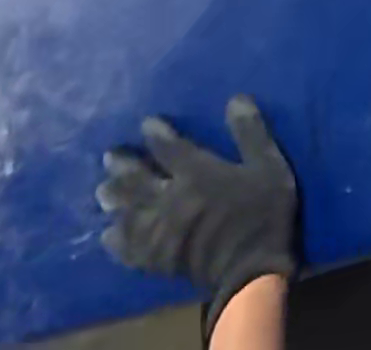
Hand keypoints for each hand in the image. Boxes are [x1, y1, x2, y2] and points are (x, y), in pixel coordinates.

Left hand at [98, 95, 298, 329]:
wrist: (252, 272)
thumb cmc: (263, 213)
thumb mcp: (267, 165)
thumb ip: (250, 132)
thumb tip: (235, 99)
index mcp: (196, 172)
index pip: (168, 148)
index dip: (155, 134)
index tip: (145, 124)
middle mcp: (171, 198)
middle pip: (138, 179)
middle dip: (123, 166)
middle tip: (109, 157)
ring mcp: (161, 232)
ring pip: (129, 211)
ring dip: (115, 199)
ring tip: (103, 191)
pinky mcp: (159, 260)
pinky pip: (130, 249)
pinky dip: (117, 240)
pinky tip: (109, 235)